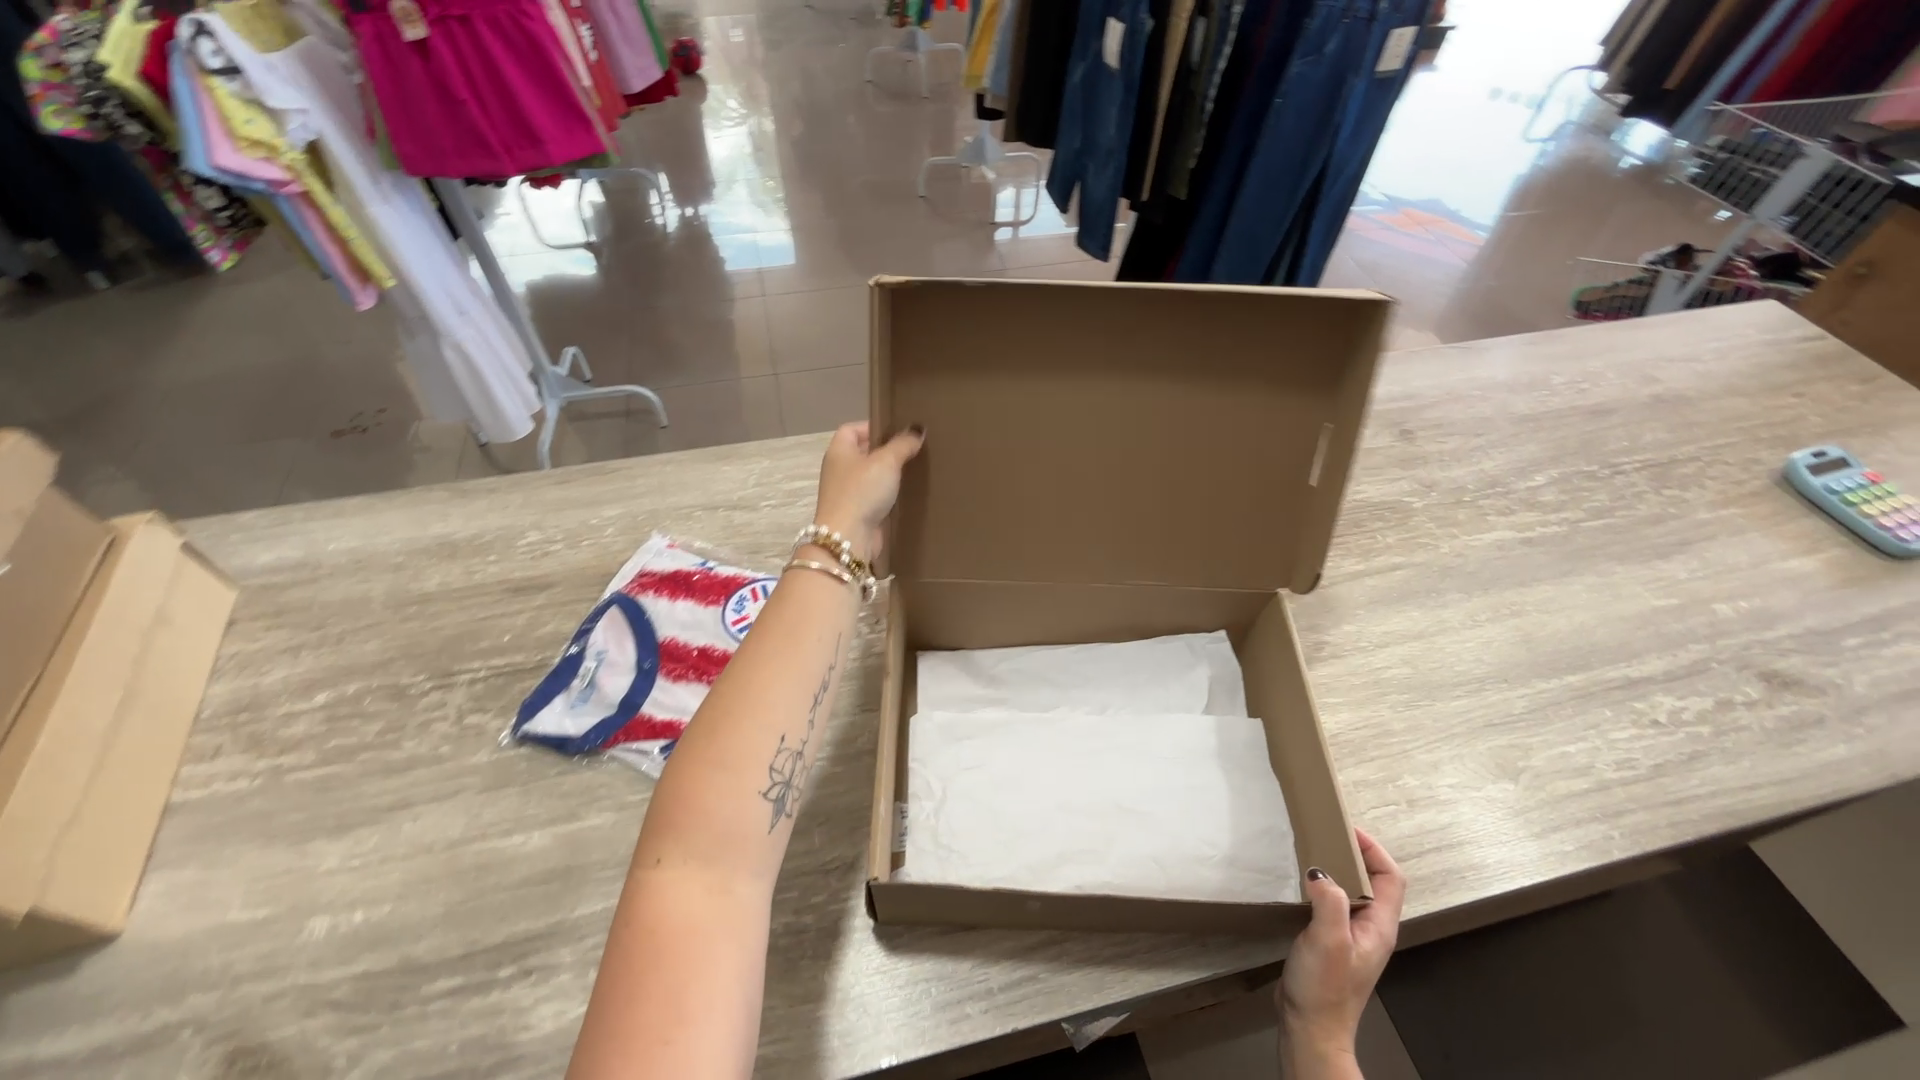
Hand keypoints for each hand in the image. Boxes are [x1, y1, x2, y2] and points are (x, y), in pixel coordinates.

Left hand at [813, 422, 924, 561]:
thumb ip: (903, 444)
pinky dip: (889, 494)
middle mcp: (839, 469)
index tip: (898, 430)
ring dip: (889, 474)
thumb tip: (918, 430)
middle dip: (886, 450)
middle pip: (863, 452)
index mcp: (839, 451)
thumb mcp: (886, 461)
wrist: (848, 538)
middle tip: (912, 448)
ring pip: (871, 476)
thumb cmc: (862, 492)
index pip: (852, 429)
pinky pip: (875, 497)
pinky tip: (908, 493)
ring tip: (915, 468)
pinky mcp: (857, 513)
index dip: (873, 426)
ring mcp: (847, 493)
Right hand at [1277, 829, 1406, 1065]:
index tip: (1347, 829)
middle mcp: (1371, 930)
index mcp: (1379, 927)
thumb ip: (1329, 902)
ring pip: (1352, 893)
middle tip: (1326, 835)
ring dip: (1337, 870)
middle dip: (1355, 854)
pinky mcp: (1332, 944)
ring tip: (1312, 853)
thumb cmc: (1324, 987)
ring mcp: (1352, 938)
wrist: (1310, 1028)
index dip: (1374, 850)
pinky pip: (1334, 906)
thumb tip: (1320, 871)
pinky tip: (1302, 887)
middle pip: (1373, 882)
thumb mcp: (1328, 940)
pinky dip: (1323, 888)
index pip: (1391, 877)